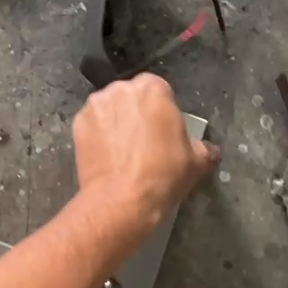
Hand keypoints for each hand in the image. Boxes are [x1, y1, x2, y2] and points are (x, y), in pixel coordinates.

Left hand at [71, 74, 217, 241]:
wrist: (122, 199)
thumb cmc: (163, 175)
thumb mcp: (196, 162)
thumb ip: (204, 149)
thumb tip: (209, 151)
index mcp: (153, 89)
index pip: (159, 88)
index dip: (162, 108)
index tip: (164, 128)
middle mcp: (121, 89)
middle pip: (131, 95)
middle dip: (137, 111)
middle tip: (145, 139)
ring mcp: (96, 105)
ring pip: (110, 108)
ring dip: (116, 120)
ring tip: (123, 149)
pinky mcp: (78, 123)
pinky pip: (92, 123)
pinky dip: (98, 134)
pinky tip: (106, 155)